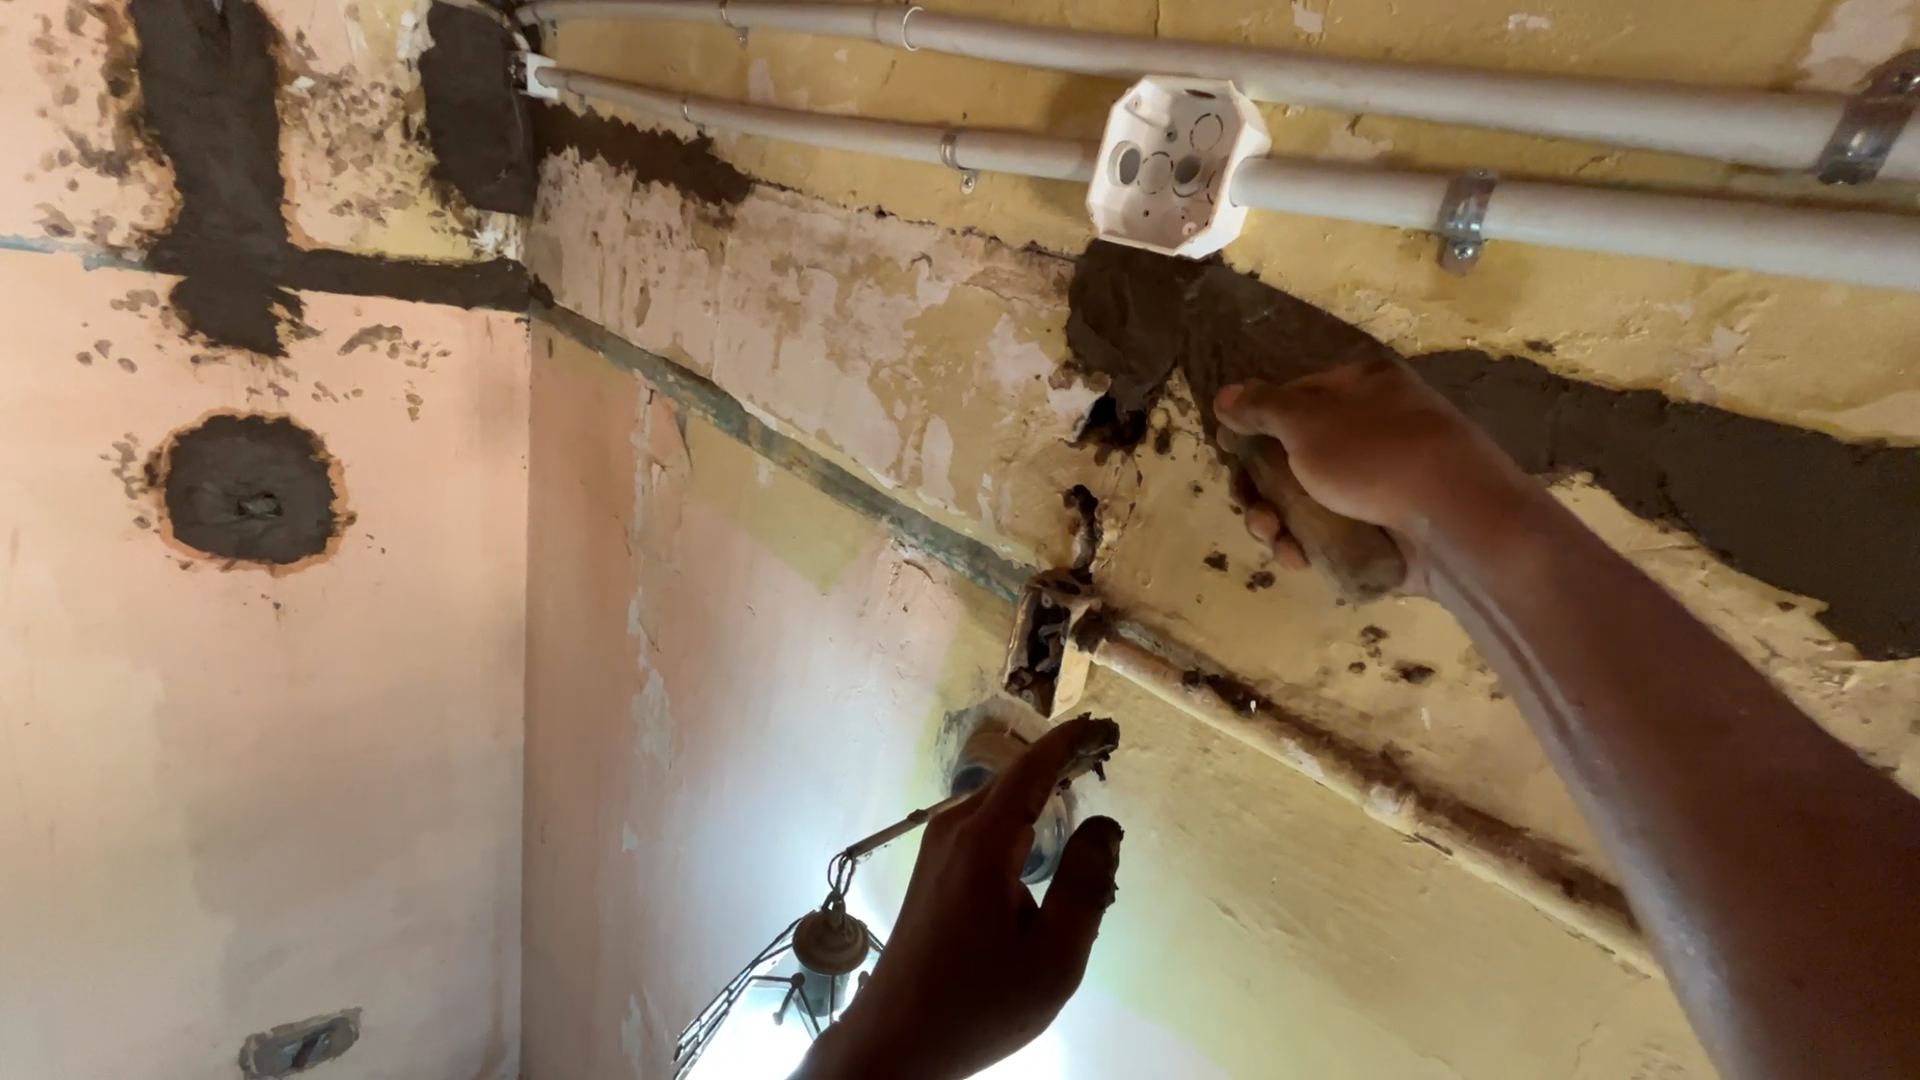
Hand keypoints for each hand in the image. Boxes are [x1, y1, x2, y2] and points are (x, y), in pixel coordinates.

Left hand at [797, 716, 1123, 1079]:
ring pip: (997, 797)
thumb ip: (1084, 884)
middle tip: (1104, 746)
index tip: (1103, 723)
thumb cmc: (979, 1002)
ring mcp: (939, 845)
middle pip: (1014, 776)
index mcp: (983, 843)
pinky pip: (984, 819)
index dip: (1069, 742)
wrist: (897, 1040)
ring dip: (1039, 780)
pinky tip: (1040, 820)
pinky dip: (1019, 806)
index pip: (1031, 770)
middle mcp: (955, 829)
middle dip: (1059, 756)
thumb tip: (1103, 826)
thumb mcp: (1054, 957)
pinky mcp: (934, 865)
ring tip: (1081, 772)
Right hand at [1215, 357, 1524, 595]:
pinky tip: (1297, 558)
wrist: (1456, 522)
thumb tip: (1224, 396)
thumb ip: (1260, 407)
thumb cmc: (1376, 456)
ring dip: (1274, 519)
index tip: (1227, 450)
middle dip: (1259, 487)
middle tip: (1251, 508)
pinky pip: (1327, 530)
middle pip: (1290, 455)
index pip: (1291, 399)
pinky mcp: (1380, 525)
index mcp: (1360, 389)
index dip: (1253, 425)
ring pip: (1303, 497)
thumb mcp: (1306, 421)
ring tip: (1271, 537)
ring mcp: (1376, 481)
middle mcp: (1369, 429)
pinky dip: (1305, 543)